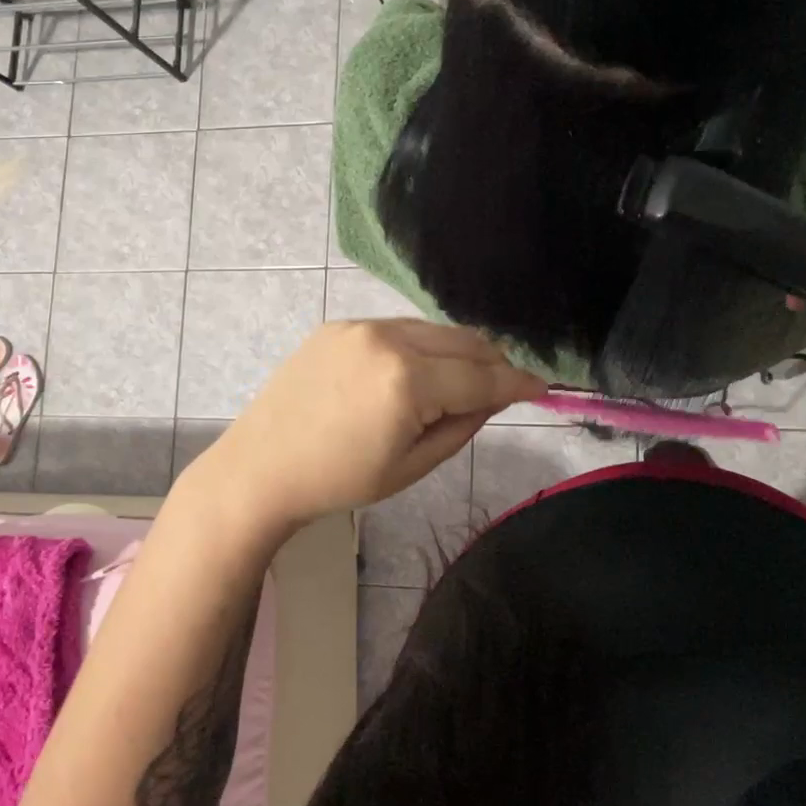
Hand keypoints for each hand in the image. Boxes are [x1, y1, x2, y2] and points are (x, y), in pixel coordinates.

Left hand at [191, 320, 546, 526]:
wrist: (262, 467)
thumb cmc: (340, 480)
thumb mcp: (413, 466)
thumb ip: (463, 425)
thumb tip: (496, 397)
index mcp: (407, 383)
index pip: (482, 378)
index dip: (518, 383)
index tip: (543, 388)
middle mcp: (388, 340)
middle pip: (466, 342)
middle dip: (493, 364)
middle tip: (505, 388)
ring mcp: (362, 326)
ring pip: (435, 330)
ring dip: (460, 352)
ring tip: (463, 382)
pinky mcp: (341, 324)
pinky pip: (401, 328)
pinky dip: (423, 346)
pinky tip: (418, 372)